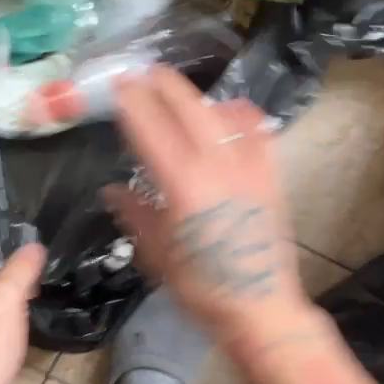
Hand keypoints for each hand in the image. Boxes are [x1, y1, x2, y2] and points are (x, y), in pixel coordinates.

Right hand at [104, 68, 309, 344]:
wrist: (261, 308)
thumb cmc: (201, 286)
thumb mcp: (157, 252)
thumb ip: (134, 212)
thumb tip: (112, 190)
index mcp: (181, 182)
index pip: (150, 124)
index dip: (131, 99)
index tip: (117, 84)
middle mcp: (216, 164)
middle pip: (187, 105)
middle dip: (161, 84)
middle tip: (141, 75)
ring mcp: (249, 165)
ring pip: (220, 112)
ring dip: (194, 98)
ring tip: (177, 96)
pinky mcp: (270, 174)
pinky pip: (256, 130)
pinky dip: (237, 115)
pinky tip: (226, 114)